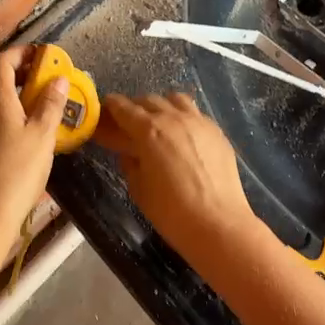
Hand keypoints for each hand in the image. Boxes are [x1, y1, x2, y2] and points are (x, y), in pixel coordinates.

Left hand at [0, 47, 67, 232]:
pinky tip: (32, 124)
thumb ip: (51, 103)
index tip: (43, 55)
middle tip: (46, 76)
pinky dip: (13, 108)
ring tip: (44, 98)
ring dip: (18, 90)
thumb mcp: (43, 134)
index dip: (21, 53)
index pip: (3, 62)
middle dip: (22, 70)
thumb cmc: (18, 168)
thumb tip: (59, 79)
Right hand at [94, 93, 257, 254]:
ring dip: (162, 105)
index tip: (105, 106)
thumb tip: (130, 153)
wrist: (219, 225)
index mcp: (149, 131)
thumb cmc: (172, 213)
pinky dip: (183, 116)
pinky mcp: (216, 131)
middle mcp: (173, 118)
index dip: (112, 105)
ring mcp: (198, 121)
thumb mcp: (139, 190)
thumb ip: (130, 165)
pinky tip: (184, 134)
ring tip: (159, 121)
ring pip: (175, 99)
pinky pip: (195, 112)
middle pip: (149, 100)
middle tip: (129, 121)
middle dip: (135, 107)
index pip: (125, 109)